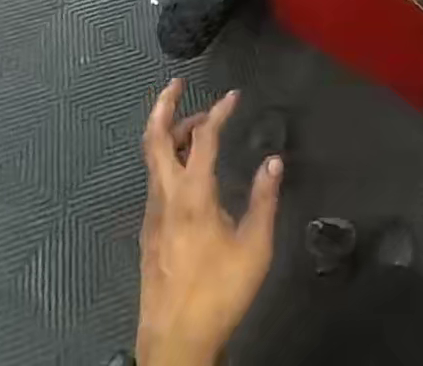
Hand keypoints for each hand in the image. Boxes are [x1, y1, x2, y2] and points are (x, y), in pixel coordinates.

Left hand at [137, 80, 282, 365]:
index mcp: (193, 195)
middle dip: (164, 105)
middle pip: (155, 139)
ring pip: (153, 158)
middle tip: (176, 83)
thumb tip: (274, 161)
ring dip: (170, 132)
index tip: (233, 96)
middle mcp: (166, 196)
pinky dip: (168, 156)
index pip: (203, 138)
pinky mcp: (149, 230)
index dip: (218, 112)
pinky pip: (155, 178)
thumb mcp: (255, 246)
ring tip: (196, 124)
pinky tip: (188, 167)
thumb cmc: (219, 290)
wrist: (175, 340)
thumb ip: (264, 199)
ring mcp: (152, 213)